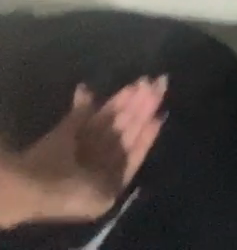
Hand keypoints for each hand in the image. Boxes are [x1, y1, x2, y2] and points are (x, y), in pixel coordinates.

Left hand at [0, 78, 165, 227]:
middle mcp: (95, 156)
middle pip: (122, 126)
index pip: (106, 120)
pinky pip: (135, 158)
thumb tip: (85, 87)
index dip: (122, 101)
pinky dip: (146, 139)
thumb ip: (79, 113)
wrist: (39, 192)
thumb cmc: (45, 161)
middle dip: (141, 104)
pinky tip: (158, 120)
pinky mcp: (119, 181)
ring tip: (159, 94)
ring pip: (132, 137)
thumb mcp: (63, 133)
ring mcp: (109, 169)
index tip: (141, 82)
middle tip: (160, 82)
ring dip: (146, 115)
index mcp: (78, 147)